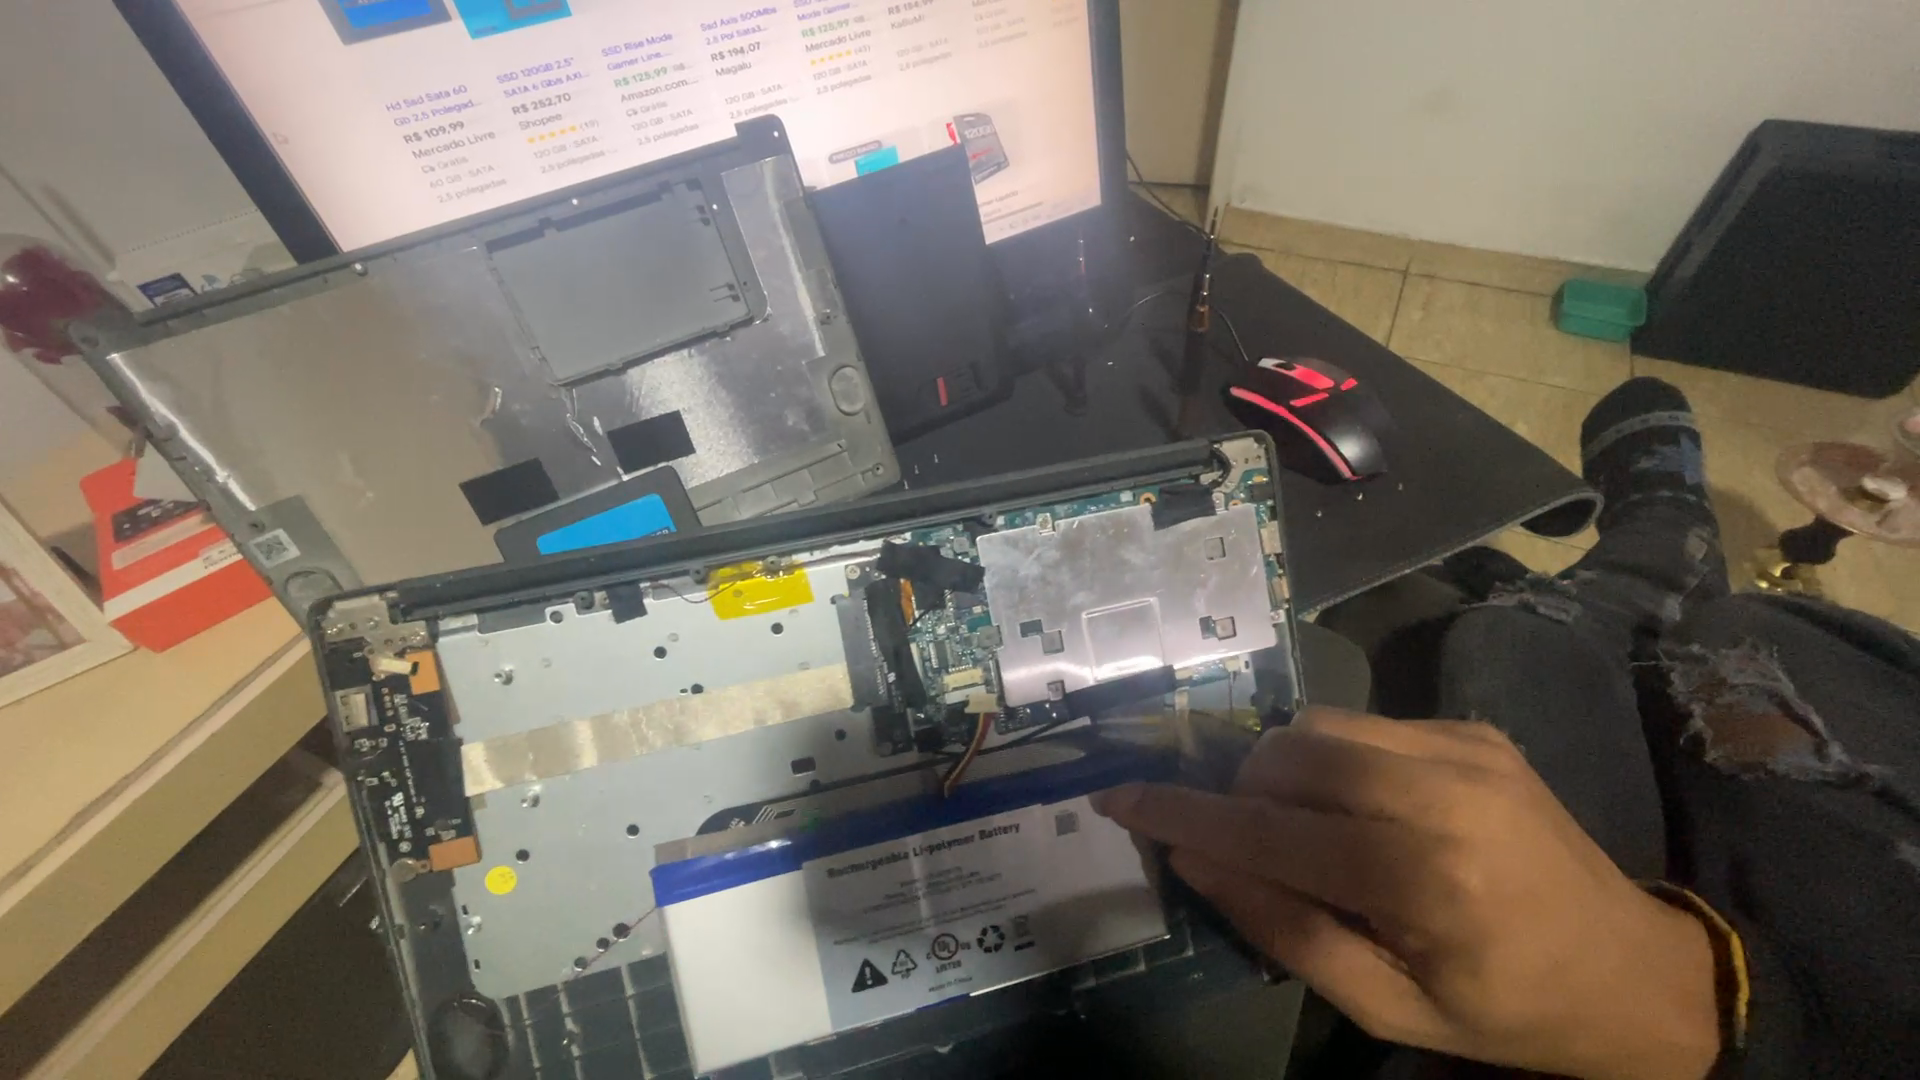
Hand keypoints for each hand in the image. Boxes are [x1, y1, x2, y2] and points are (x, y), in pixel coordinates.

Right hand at [1094, 707, 1719, 1079]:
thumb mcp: (1385, 1005)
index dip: (1180, 811)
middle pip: (1285, 754)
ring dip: (1281, 768)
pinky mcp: (1471, 727)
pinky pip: (1358, 723)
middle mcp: (1440, 791)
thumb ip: (1280, 928)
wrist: (1639, 972)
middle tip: (1252, 839)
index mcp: (1421, 878)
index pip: (1266, 830)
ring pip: (1313, 724)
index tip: (1118, 796)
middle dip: (1242, 790)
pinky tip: (1364, 804)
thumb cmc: (1503, 1008)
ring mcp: (1461, 746)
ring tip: (1307, 822)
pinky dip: (1329, 758)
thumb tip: (1193, 855)